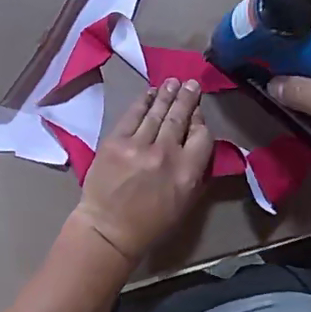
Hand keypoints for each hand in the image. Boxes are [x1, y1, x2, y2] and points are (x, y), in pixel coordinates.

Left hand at [70, 79, 213, 263]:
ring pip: (157, 112)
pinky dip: (143, 101)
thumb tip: (196, 140)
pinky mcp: (115, 141)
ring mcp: (138, 145)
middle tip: (191, 84)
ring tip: (174, 82)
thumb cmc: (151, 223)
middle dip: (187, 98)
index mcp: (187, 172)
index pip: (202, 136)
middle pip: (180, 118)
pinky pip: (132, 115)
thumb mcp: (186, 202)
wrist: (108, 229)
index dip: (201, 122)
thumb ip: (196, 171)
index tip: (198, 114)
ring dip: (167, 94)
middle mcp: (165, 154)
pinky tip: (150, 92)